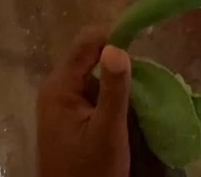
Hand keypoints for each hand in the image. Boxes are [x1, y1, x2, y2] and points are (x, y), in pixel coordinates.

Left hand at [36, 28, 132, 176]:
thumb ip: (113, 89)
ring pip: (91, 77)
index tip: (143, 44)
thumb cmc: (90, 173)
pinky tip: (125, 111)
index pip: (87, 42)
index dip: (114, 37)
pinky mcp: (67, 119)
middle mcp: (55, 87)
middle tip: (145, 77)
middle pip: (89, 58)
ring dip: (114, 83)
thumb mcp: (107, 132)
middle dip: (116, 63)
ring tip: (140, 95)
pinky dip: (107, 98)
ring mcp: (59, 104)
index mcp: (60, 84)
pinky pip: (89, 95)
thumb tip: (117, 46)